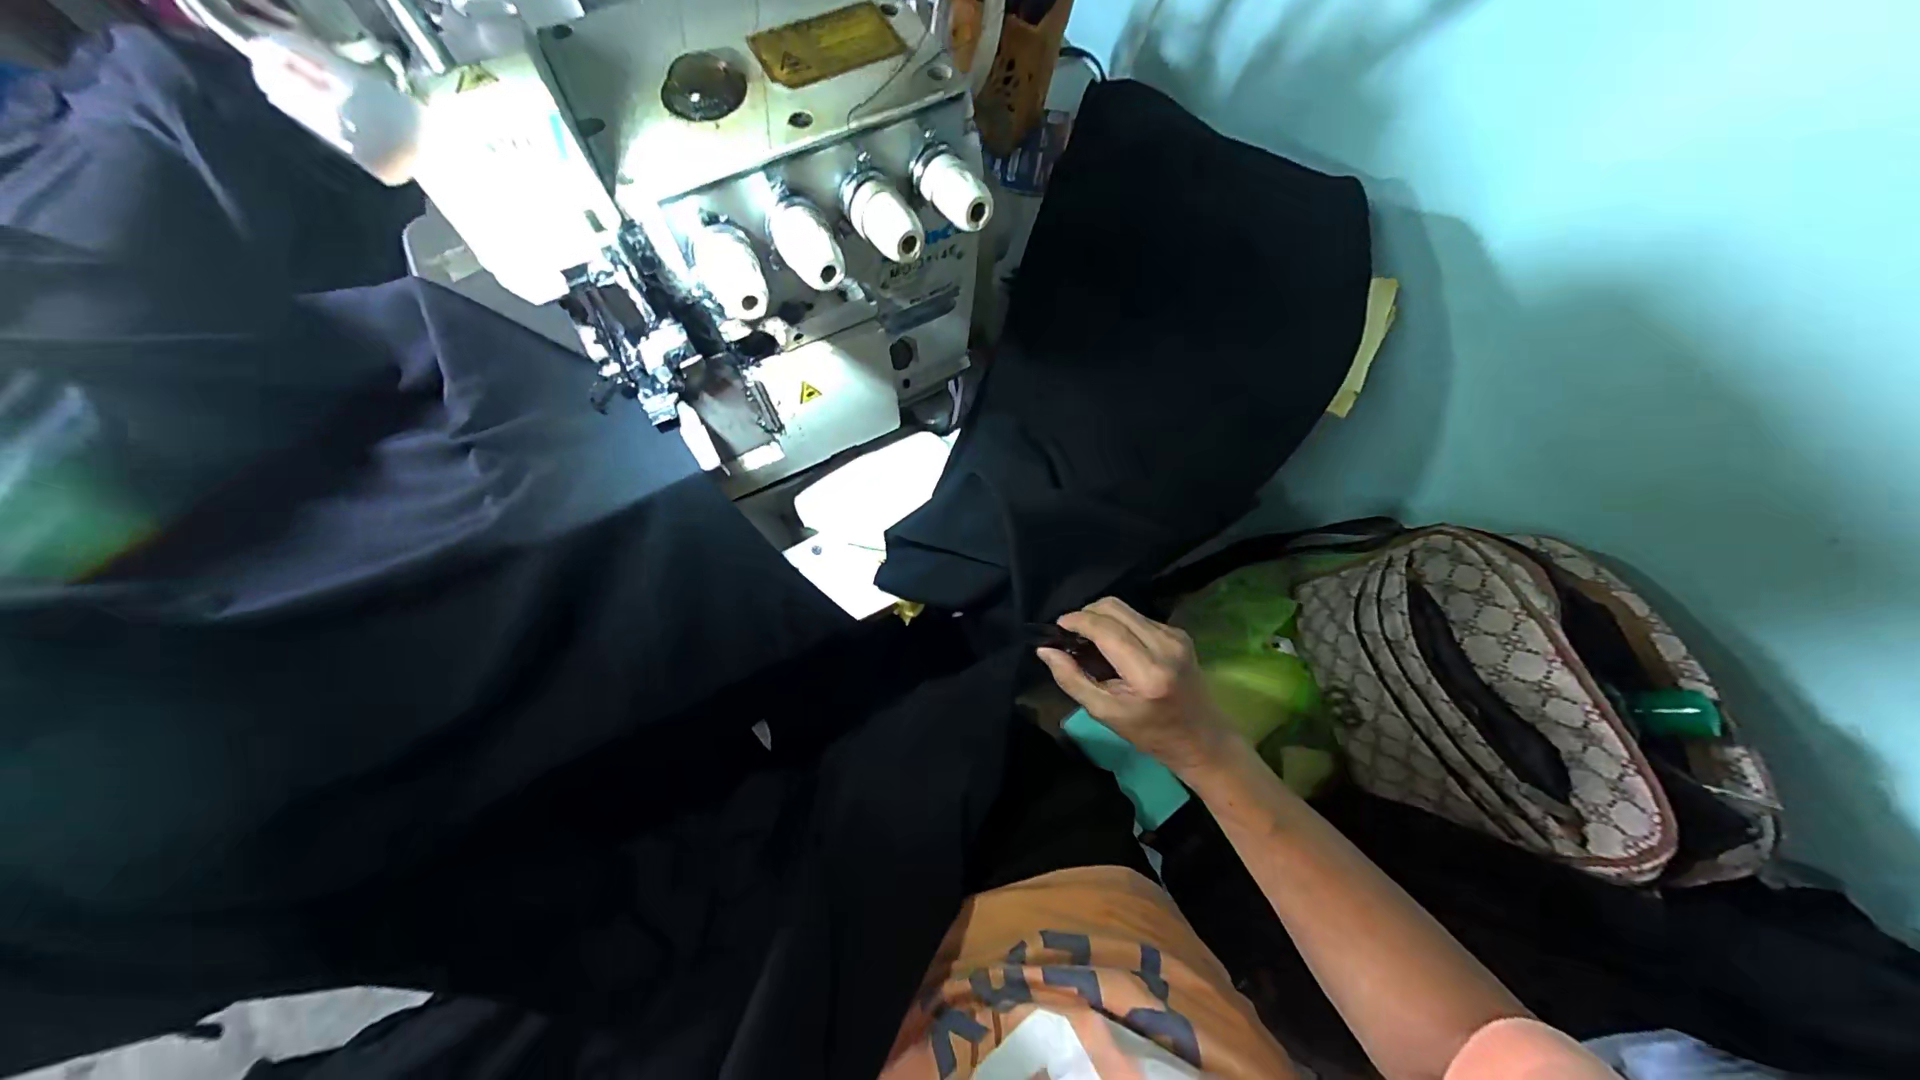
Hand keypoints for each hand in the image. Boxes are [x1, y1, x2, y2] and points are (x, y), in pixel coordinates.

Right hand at [1036, 597, 1242, 776]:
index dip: (1076, 621)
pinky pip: (1138, 617)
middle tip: (1071, 634)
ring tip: (1090, 639)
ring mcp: (1175, 636)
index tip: (1057, 627)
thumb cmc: (1151, 734)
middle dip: (1086, 614)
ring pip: (1126, 609)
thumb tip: (1045, 650)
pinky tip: (1114, 645)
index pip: (1105, 628)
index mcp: (1147, 672)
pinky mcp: (1179, 633)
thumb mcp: (1105, 713)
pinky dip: (1119, 625)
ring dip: (1102, 618)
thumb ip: (1072, 679)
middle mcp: (1164, 646)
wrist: (1202, 738)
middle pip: (1114, 608)